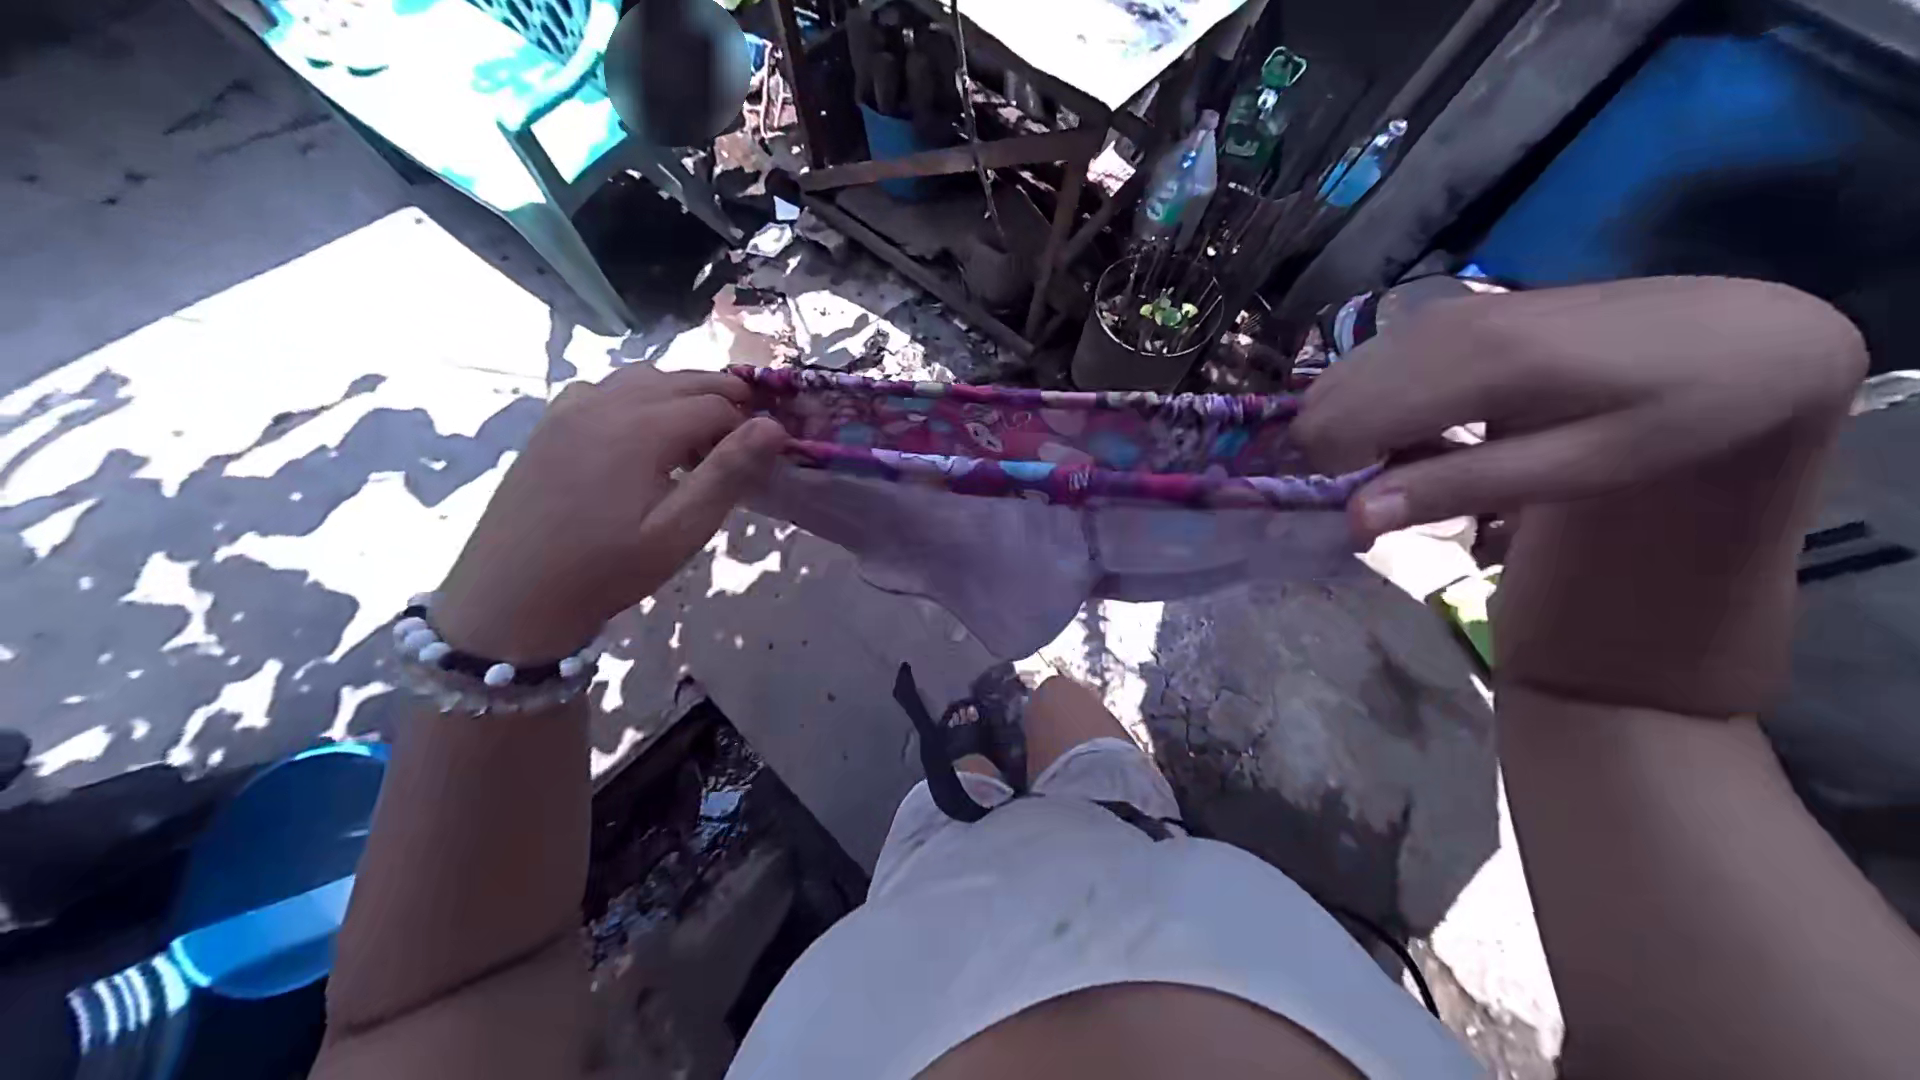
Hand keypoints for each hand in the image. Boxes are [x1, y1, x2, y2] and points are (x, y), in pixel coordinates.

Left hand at [433, 366, 786, 662]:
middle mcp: (605, 403)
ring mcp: (570, 409)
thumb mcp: (681, 530)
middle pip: (680, 380)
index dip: (747, 424)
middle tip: (746, 434)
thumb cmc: (607, 569)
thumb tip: (773, 426)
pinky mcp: (550, 424)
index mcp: (640, 427)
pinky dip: (638, 397)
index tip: (762, 455)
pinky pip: (605, 390)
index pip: (714, 404)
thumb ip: (728, 473)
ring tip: (699, 434)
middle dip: (721, 398)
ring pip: (642, 378)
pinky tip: (642, 434)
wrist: (512, 596)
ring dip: (681, 394)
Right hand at [1293, 276, 1865, 714]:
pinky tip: (1424, 427)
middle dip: (1334, 459)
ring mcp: (1434, 316)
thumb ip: (1461, 487)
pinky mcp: (1438, 316)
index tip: (1374, 513)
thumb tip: (1352, 518)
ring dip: (1350, 436)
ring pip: (1333, 388)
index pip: (1337, 427)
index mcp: (1474, 364)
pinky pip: (1361, 371)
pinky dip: (1367, 411)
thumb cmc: (1671, 413)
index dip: (1331, 480)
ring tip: (1419, 459)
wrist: (1733, 331)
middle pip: (1322, 407)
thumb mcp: (1583, 468)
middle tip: (1399, 491)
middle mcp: (1436, 328)